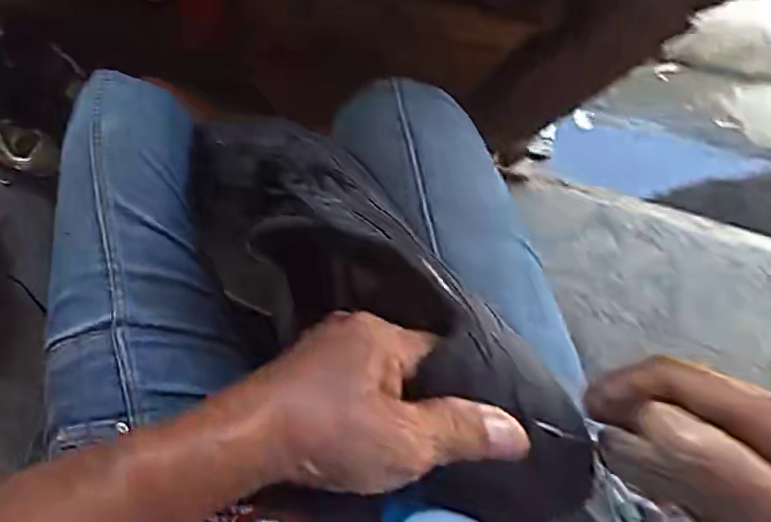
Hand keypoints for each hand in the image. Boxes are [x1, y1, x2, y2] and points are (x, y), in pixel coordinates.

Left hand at [227, 311, 530, 494]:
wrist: (254, 436)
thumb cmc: (333, 432)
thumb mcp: (408, 441)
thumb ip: (461, 430)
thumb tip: (515, 427)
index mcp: (377, 331)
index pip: (440, 350)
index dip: (469, 386)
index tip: (491, 422)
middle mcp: (350, 328)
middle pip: (410, 363)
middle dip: (432, 399)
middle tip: (459, 441)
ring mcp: (325, 346)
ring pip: (381, 375)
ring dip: (400, 407)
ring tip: (422, 443)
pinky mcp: (306, 369)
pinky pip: (355, 383)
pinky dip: (371, 406)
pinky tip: (377, 433)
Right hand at [586, 357, 770, 521]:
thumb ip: (715, 460)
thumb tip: (633, 421)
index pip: (673, 374)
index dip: (619, 387)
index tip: (584, 416)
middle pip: (692, 399)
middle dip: (640, 416)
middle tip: (609, 451)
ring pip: (716, 431)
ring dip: (670, 446)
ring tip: (647, 477)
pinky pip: (746, 464)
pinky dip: (707, 472)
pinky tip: (702, 497)